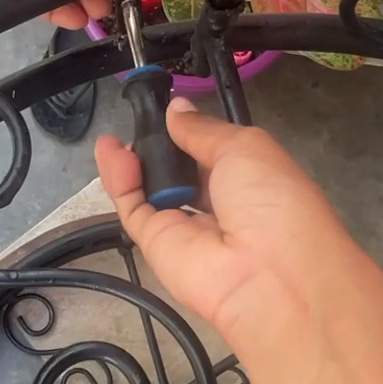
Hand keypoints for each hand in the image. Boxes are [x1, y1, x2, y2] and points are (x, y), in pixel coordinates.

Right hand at [95, 98, 370, 359]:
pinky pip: (133, 206)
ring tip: (119, 136)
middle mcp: (217, 203)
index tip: (166, 107)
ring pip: (150, 188)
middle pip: (178, 170)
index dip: (189, 131)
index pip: (211, 151)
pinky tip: (111, 150)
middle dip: (159, 145)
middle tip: (140, 120)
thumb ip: (202, 129)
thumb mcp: (245, 147)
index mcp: (249, 179)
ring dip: (134, 159)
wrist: (269, 276)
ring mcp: (185, 226)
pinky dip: (119, 179)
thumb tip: (176, 109)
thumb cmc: (271, 200)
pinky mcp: (156, 244)